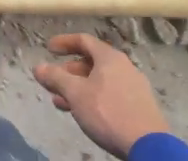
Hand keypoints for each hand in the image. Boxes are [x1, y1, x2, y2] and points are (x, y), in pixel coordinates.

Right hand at [35, 33, 171, 158]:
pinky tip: (86, 114)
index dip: (64, 42)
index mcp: (110, 57)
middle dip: (69, 72)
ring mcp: (136, 88)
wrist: (149, 147)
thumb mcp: (75, 93)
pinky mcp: (142, 108)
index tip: (48, 49)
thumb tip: (38, 67)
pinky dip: (95, 99)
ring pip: (101, 82)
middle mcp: (125, 67)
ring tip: (63, 103)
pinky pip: (112, 95)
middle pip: (92, 62)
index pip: (83, 40)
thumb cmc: (108, 112)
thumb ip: (55, 78)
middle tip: (54, 83)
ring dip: (80, 89)